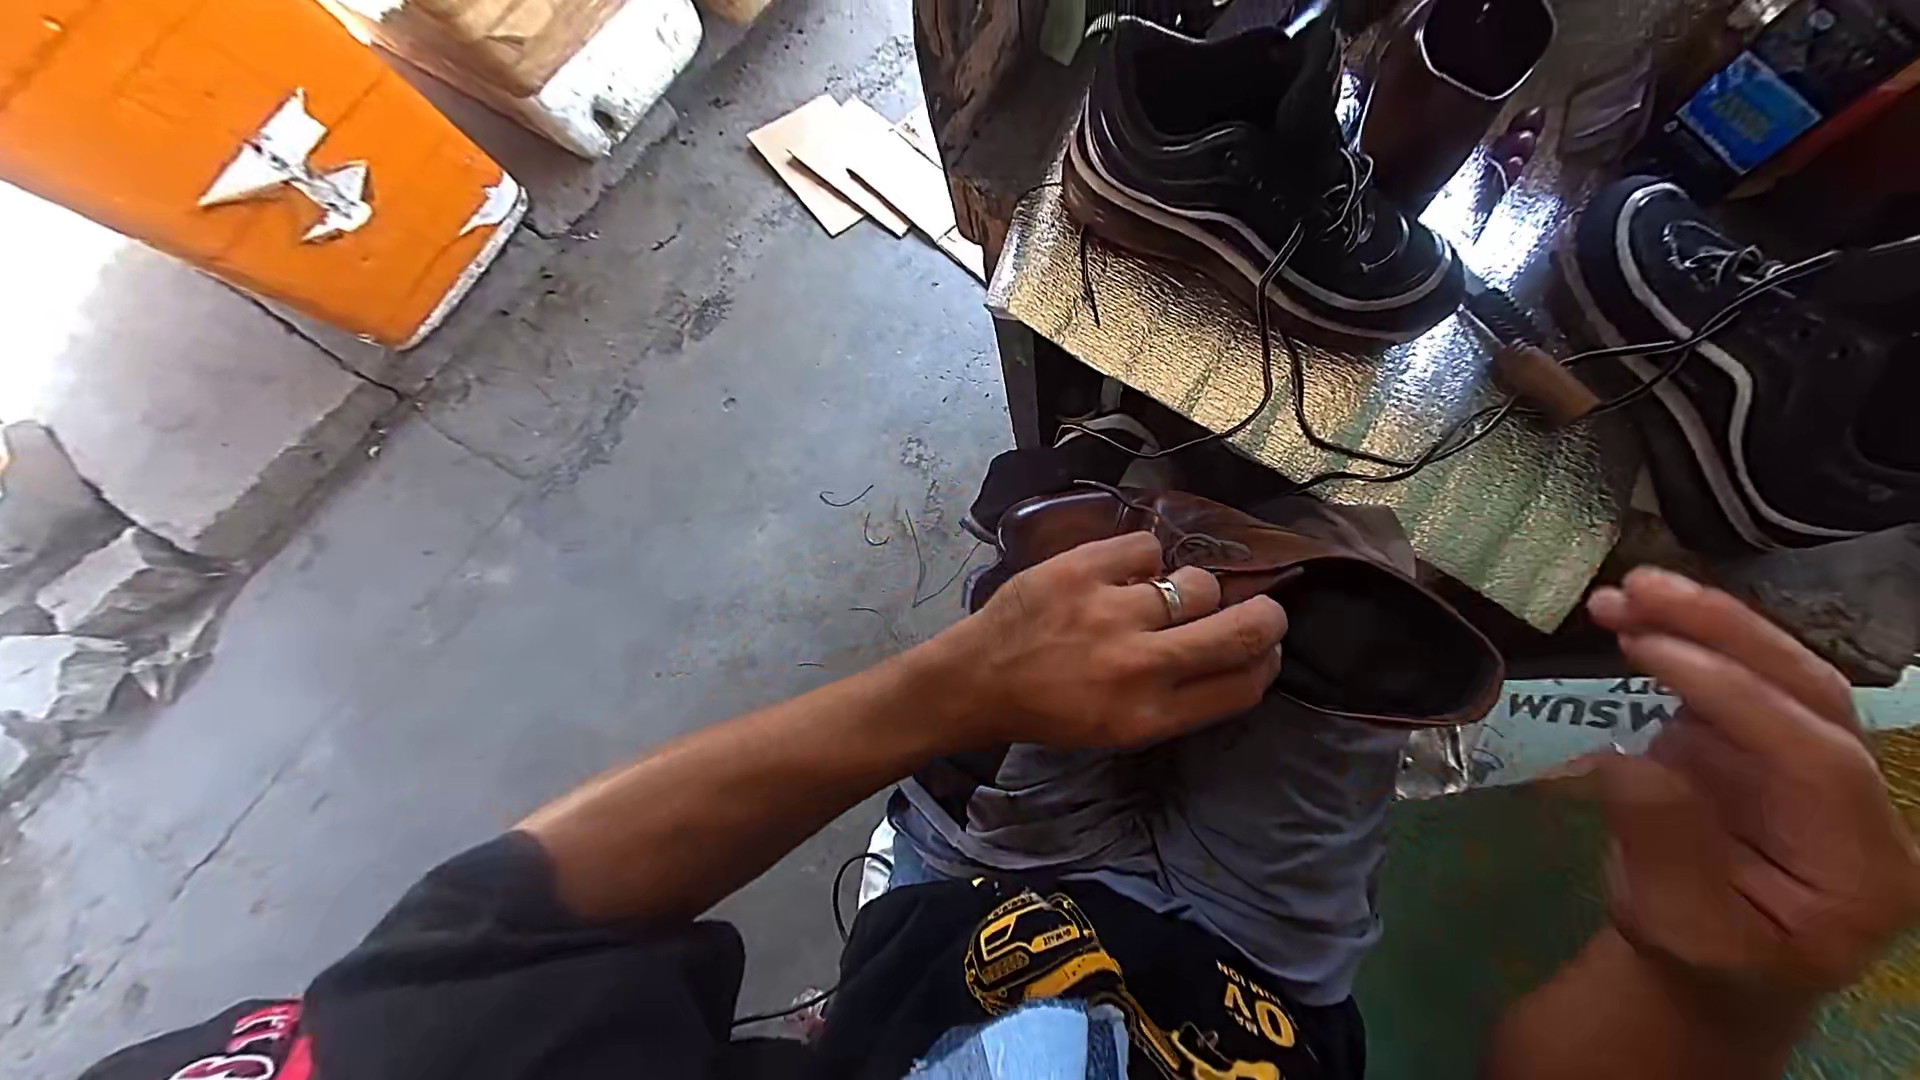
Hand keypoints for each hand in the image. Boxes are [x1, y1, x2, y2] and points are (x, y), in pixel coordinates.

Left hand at [933, 531, 1286, 748]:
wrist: (979, 678)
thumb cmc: (1049, 709)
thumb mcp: (1119, 727)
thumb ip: (1179, 697)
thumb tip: (1234, 651)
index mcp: (1150, 714)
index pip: (1243, 685)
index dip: (1267, 660)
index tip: (1266, 645)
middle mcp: (1139, 665)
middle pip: (1242, 630)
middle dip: (1265, 615)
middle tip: (1260, 607)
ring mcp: (1109, 612)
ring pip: (1196, 582)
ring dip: (1190, 587)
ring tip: (1163, 592)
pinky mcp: (1080, 570)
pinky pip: (1144, 547)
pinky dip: (1142, 557)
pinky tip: (1121, 572)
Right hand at [1585, 567, 1919, 1008]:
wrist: (1711, 960)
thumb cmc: (1701, 952)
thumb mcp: (1679, 924)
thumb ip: (1665, 846)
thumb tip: (1628, 756)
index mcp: (1859, 855)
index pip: (1811, 753)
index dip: (1730, 693)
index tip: (1639, 648)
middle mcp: (1848, 797)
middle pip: (1812, 695)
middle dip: (1731, 632)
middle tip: (1643, 586)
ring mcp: (1796, 766)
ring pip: (1774, 676)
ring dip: (1702, 624)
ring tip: (1623, 590)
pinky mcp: (1743, 748)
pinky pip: (1725, 684)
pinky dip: (1679, 642)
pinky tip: (1629, 621)